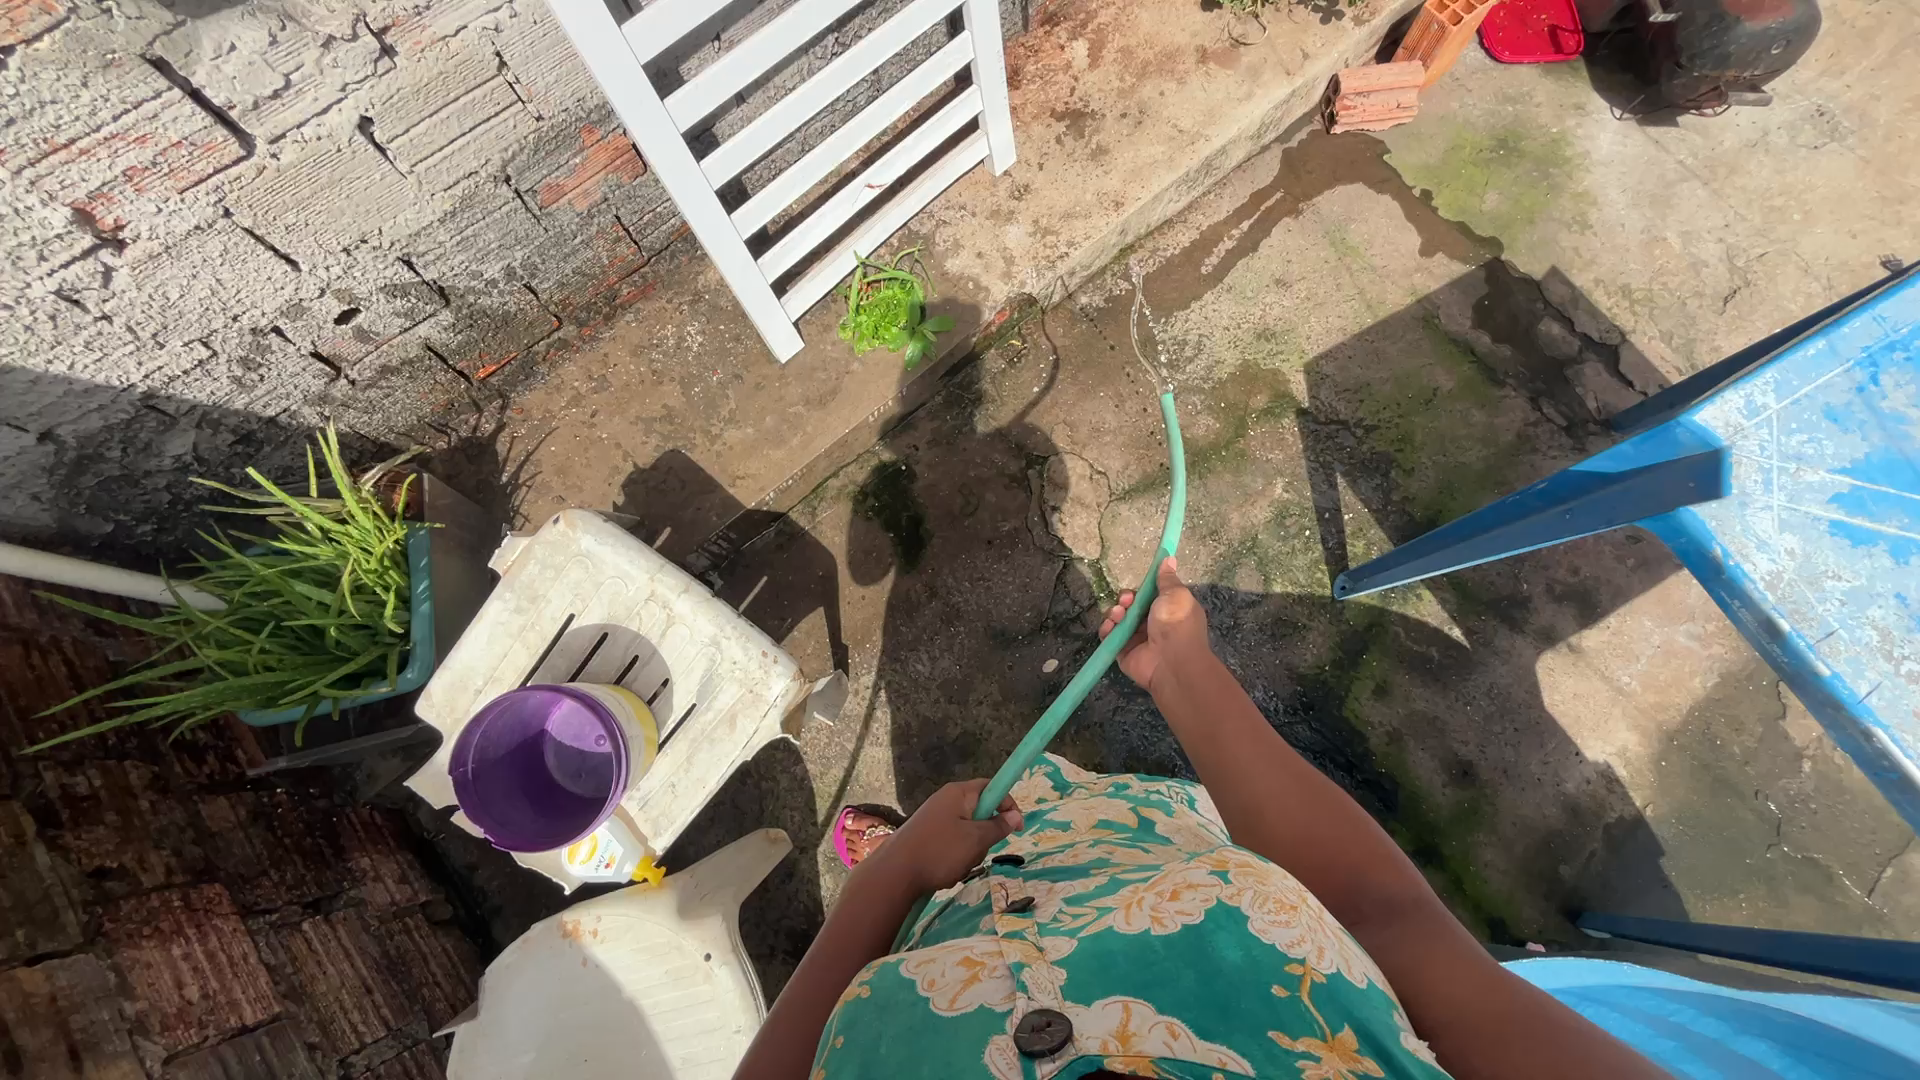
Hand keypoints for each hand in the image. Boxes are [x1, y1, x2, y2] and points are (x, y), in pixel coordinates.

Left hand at [859, 779, 1023, 894]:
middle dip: (984, 836)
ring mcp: (935, 819)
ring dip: (970, 851)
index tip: (1018, 827)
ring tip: (958, 865)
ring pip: (967, 832)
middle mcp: (946, 800)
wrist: (895, 872)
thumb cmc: (939, 851)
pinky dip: (956, 857)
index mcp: (958, 793)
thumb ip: (998, 827)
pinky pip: (953, 843)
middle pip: (980, 812)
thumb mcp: (975, 839)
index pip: (991, 787)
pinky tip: (946, 872)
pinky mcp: (927, 836)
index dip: (1008, 804)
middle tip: (978, 851)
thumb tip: (1015, 815)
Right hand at [1099, 557, 1210, 693]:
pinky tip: (1111, 626)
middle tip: (1126, 601)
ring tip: (1119, 615)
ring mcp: (1136, 639)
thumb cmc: (1176, 623)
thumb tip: (1169, 558)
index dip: (1142, 590)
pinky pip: (1109, 637)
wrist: (1171, 660)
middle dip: (1126, 600)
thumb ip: (1166, 579)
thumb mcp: (1176, 594)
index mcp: (1168, 612)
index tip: (1139, 586)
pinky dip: (1107, 629)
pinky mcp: (1122, 651)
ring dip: (1115, 612)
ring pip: (1118, 619)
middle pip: (1131, 606)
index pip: (1150, 597)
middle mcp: (1152, 625)